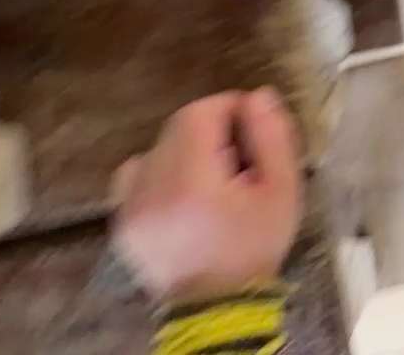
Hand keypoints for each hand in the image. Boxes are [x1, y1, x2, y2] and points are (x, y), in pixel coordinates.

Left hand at [110, 90, 301, 302]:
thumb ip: (272, 136)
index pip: (198, 114)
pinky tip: (182, 189)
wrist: (218, 307)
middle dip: (211, 128)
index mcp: (192, 183)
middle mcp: (151, 192)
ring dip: (185, 148)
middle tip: (238, 154)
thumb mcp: (283, 187)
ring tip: (211, 174)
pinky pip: (135, 174)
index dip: (228, 106)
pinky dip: (159, 169)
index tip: (251, 124)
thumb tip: (257, 96)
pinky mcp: (121, 223)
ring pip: (156, 147)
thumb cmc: (257, 243)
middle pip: (176, 127)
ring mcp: (130, 209)